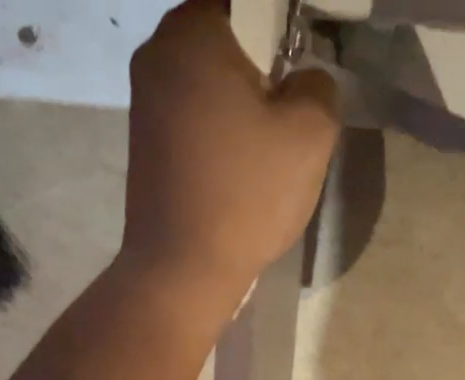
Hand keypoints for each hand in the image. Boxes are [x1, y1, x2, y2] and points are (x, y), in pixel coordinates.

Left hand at [121, 0, 339, 291]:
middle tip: (296, 98)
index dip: (280, 20)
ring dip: (244, 94)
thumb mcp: (310, 133)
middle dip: (264, 57)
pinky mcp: (147, 140)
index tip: (301, 56)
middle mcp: (157, 53)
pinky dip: (223, 122)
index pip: (244, 0)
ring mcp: (145, 99)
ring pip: (209, 74)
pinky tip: (245, 161)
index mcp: (192, 32)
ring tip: (273, 136)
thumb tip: (304, 81)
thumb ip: (318, 85)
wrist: (182, 268)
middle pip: (224, 33)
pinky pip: (194, 109)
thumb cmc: (247, 193)